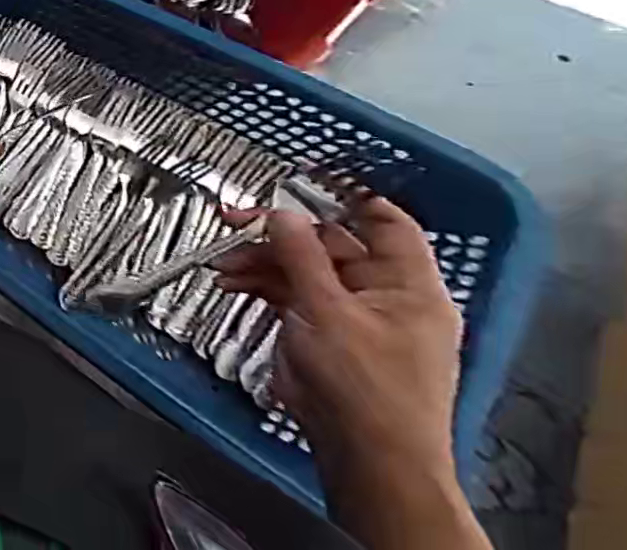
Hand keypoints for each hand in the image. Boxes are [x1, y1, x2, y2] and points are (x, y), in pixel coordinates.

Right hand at [213, 200, 462, 487]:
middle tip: (230, 220)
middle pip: (326, 243)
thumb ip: (301, 256)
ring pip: (298, 267)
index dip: (350, 197)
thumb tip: (282, 210)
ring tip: (221, 266)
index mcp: (405, 286)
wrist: (362, 450)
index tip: (301, 177)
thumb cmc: (360, 379)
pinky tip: (227, 284)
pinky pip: (286, 291)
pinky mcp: (319, 327)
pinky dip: (257, 284)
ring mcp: (347, 311)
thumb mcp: (326, 310)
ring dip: (258, 261)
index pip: (387, 225)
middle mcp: (380, 292)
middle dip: (276, 233)